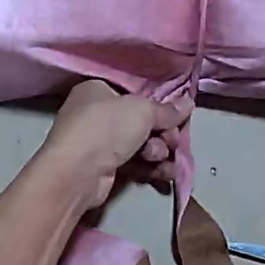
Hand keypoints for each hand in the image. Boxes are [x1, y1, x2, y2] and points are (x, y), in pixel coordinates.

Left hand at [24, 80, 192, 211]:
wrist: (76, 174)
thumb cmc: (106, 129)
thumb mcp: (142, 111)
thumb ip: (167, 110)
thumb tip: (188, 102)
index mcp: (98, 90)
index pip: (136, 94)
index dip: (159, 106)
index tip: (178, 116)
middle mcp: (95, 113)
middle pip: (140, 120)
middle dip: (162, 132)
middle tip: (172, 141)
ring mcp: (98, 142)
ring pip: (139, 143)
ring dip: (158, 151)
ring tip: (162, 158)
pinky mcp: (103, 167)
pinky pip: (134, 162)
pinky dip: (151, 167)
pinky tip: (167, 174)